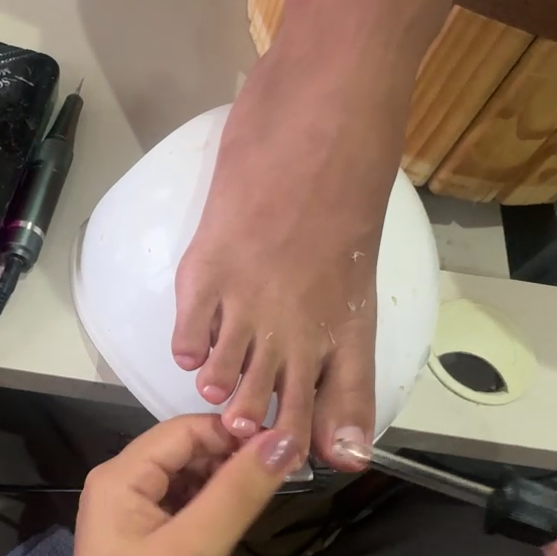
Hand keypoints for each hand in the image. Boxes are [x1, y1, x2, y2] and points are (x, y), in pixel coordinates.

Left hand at [58, 416, 299, 555]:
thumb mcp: (196, 550)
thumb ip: (239, 492)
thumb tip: (284, 439)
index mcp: (120, 475)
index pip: (184, 429)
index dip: (234, 432)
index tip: (286, 445)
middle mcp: (119, 482)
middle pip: (184, 449)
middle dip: (231, 456)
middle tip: (285, 471)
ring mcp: (128, 509)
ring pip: (186, 475)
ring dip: (224, 481)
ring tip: (268, 492)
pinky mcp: (141, 534)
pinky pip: (182, 502)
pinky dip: (211, 504)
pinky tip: (237, 516)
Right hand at [171, 0, 409, 469]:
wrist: (331, 97)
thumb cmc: (358, 158)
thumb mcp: (365, 236)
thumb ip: (343, 292)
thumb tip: (319, 320)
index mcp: (351, 312)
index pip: (346, 398)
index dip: (335, 435)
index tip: (326, 459)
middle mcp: (303, 319)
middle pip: (283, 401)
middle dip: (272, 428)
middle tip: (256, 436)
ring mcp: (252, 295)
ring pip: (234, 377)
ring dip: (230, 394)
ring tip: (223, 400)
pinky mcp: (210, 264)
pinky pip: (192, 332)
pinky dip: (191, 347)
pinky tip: (193, 349)